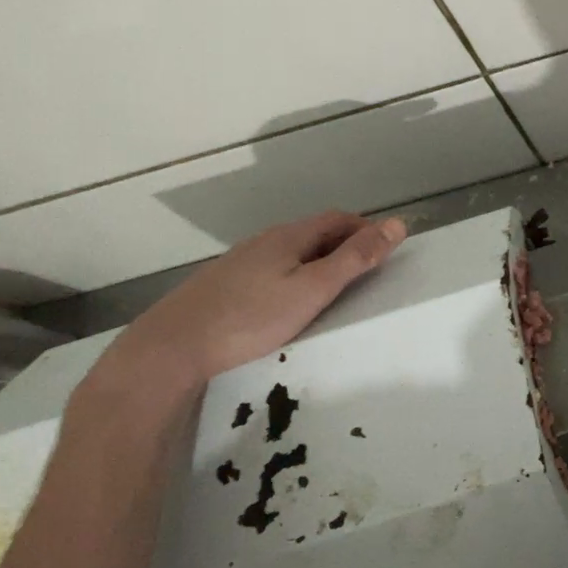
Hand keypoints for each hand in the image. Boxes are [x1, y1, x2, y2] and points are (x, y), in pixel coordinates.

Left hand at [102, 211, 406, 390]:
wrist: (170, 348)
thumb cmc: (250, 318)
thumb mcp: (313, 290)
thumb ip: (355, 259)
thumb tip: (397, 224)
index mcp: (288, 237)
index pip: (337, 219)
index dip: (365, 228)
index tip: (385, 250)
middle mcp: (263, 242)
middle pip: (313, 233)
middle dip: (344, 244)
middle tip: (365, 271)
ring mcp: (238, 264)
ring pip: (289, 253)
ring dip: (317, 261)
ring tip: (332, 288)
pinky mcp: (221, 287)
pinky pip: (269, 271)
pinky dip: (292, 277)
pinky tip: (287, 303)